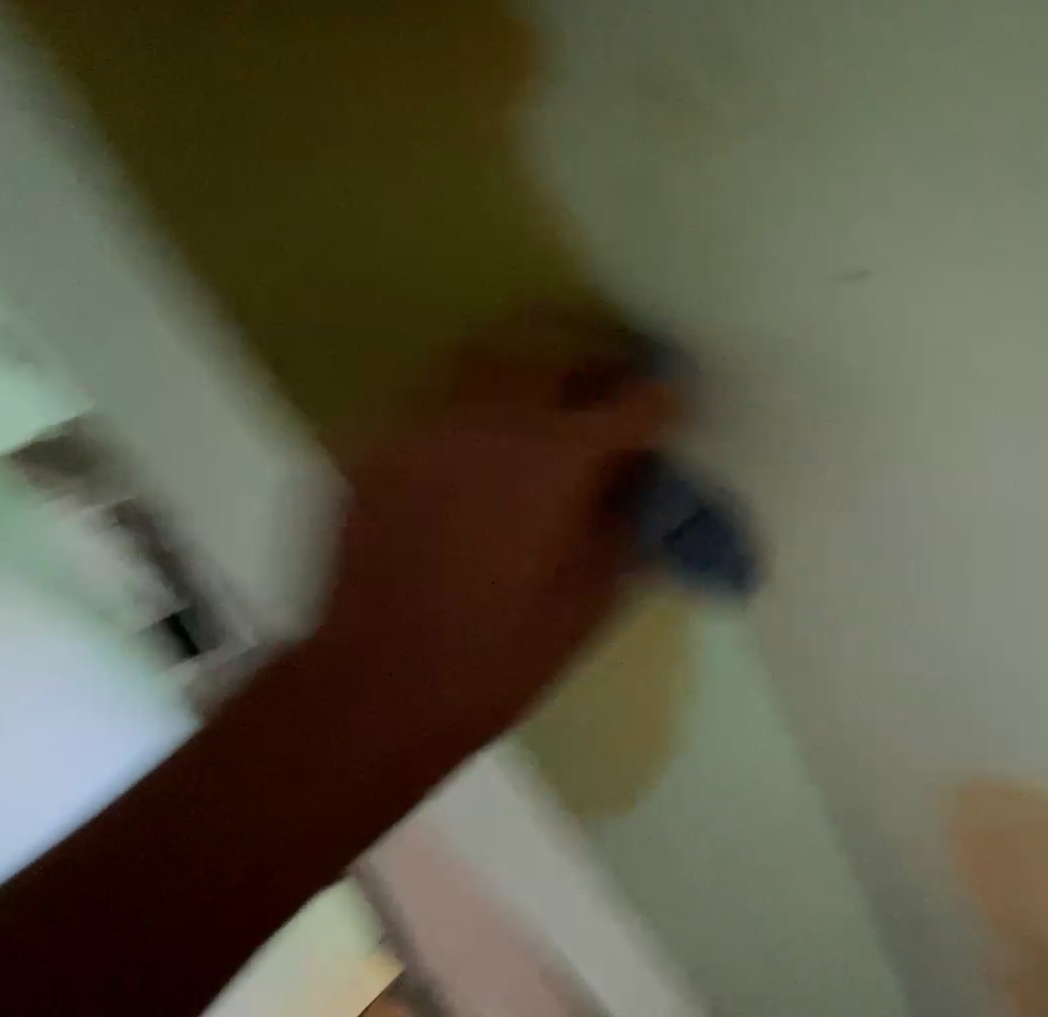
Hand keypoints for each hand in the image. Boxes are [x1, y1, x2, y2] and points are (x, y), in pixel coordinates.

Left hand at [311, 311, 674, 755]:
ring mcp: (427, 429)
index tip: (670, 410)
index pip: (633, 403)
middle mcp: (493, 423)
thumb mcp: (597, 591)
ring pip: (490, 366)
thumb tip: (635, 481)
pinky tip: (479, 460)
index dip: (662, 402)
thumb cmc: (507, 651)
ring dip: (531, 383)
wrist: (377, 688)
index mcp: (559, 458)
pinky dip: (475, 418)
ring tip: (543, 418)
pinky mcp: (378, 450)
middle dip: (594, 374)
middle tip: (609, 400)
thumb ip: (624, 519)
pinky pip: (440, 408)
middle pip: (557, 360)